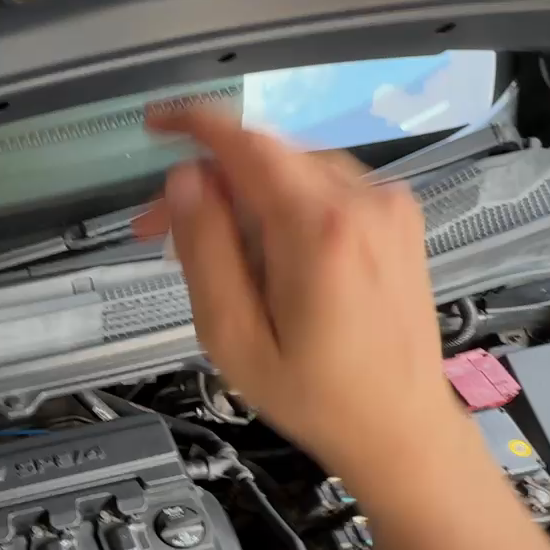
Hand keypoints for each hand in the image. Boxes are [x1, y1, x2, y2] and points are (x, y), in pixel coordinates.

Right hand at [139, 107, 467, 490]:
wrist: (396, 424)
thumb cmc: (310, 395)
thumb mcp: (233, 335)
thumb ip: (205, 253)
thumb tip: (183, 186)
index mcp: (316, 231)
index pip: (246, 146)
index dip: (193, 127)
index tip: (153, 125)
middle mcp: (362, 202)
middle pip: (265, 161)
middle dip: (204, 186)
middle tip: (154, 232)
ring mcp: (386, 208)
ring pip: (291, 175)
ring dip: (238, 201)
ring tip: (202, 254)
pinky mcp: (394, 222)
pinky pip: (322, 193)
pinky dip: (276, 210)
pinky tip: (254, 253)